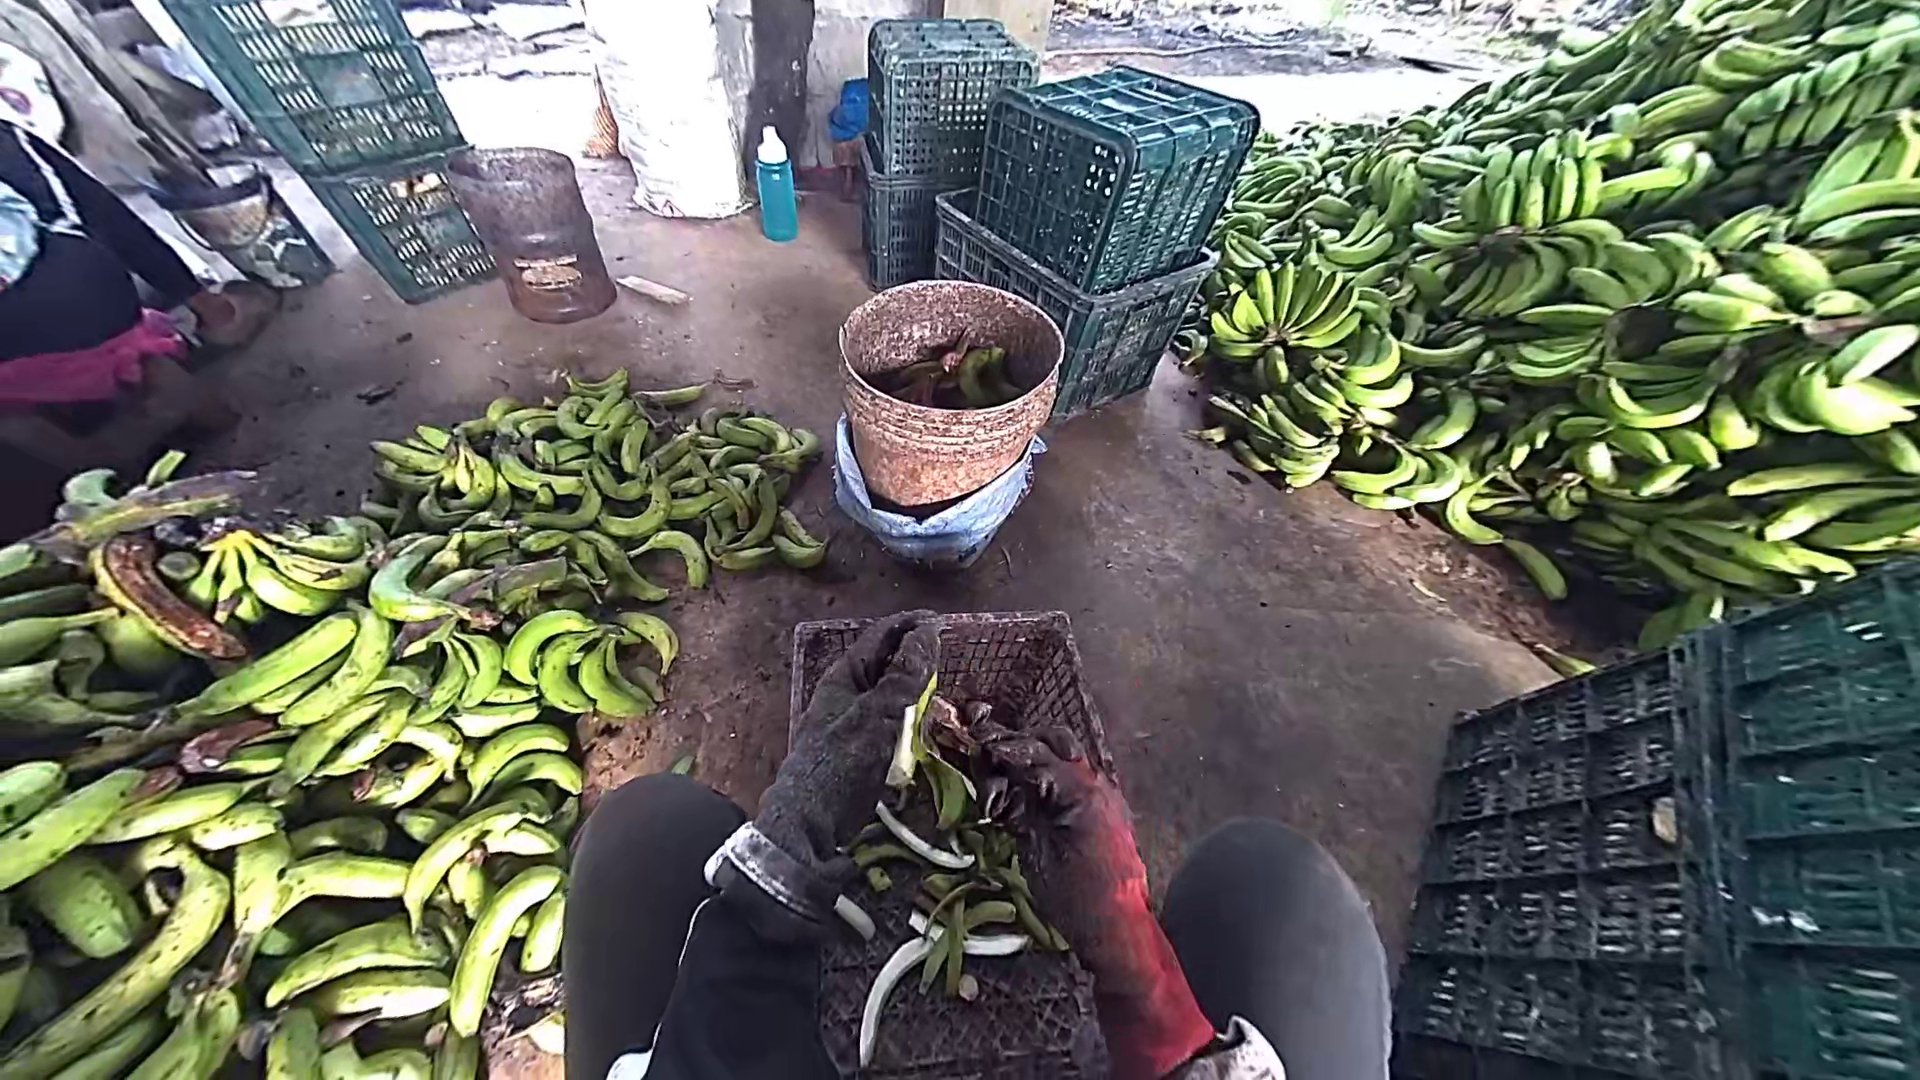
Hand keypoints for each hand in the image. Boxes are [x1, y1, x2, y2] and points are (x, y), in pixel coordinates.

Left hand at [755, 610, 938, 883]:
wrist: (809, 830)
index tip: (944, 622)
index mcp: (844, 676)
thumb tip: (928, 633)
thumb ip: (902, 677)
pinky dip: (911, 710)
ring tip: (943, 680)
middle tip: (950, 651)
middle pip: (886, 659)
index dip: (911, 624)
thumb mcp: (874, 717)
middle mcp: (847, 692)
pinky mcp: (861, 746)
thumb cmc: (839, 766)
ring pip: (890, 688)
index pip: (881, 635)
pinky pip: (891, 716)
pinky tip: (925, 718)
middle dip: (916, 651)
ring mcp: (853, 719)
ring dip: (915, 681)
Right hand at [982, 727, 1215, 1079]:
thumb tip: (996, 781)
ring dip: (1033, 759)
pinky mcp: (1103, 807)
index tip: (976, 737)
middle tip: (990, 757)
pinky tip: (1026, 797)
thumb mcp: (1036, 849)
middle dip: (1019, 744)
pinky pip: (1072, 778)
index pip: (1033, 752)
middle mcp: (1093, 781)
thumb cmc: (1076, 896)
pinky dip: (1047, 778)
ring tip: (1005, 784)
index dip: (1001, 744)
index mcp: (1079, 789)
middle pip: (1051, 741)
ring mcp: (1102, 792)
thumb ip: (1018, 807)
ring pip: (1063, 755)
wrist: (1120, 931)